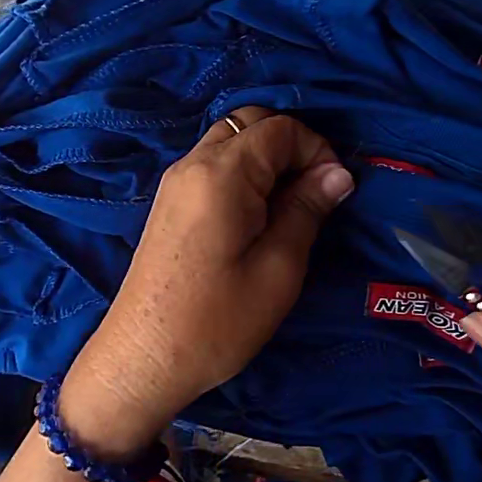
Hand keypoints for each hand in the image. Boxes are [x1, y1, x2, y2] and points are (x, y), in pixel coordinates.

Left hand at [60, 106, 353, 457]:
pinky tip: (257, 213)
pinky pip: (212, 164)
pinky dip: (243, 173)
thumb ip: (307, 210)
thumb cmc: (217, 321)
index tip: (334, 190)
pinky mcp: (168, 202)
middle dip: (291, 147)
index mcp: (221, 173)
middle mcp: (192, 163)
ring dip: (266, 160)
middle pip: (250, 123)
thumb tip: (338, 173)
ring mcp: (175, 181)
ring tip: (289, 207)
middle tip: (313, 194)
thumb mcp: (278, 269)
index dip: (317, 149)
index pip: (279, 127)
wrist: (143, 358)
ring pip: (230, 141)